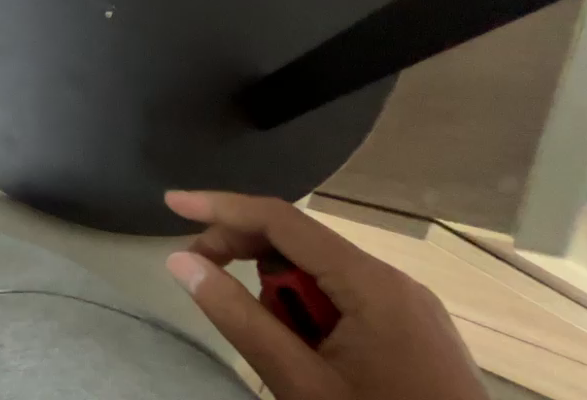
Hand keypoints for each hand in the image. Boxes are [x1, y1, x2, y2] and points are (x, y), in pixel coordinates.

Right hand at [163, 191, 486, 399]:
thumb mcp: (303, 385)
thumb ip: (239, 318)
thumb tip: (179, 262)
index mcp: (373, 285)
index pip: (280, 219)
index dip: (220, 206)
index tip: (171, 204)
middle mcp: (395, 284)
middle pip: (299, 243)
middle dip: (245, 254)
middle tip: (201, 277)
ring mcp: (410, 310)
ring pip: (319, 275)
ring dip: (281, 296)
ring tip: (278, 348)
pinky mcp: (415, 336)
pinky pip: (345, 301)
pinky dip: (311, 315)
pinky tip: (306, 354)